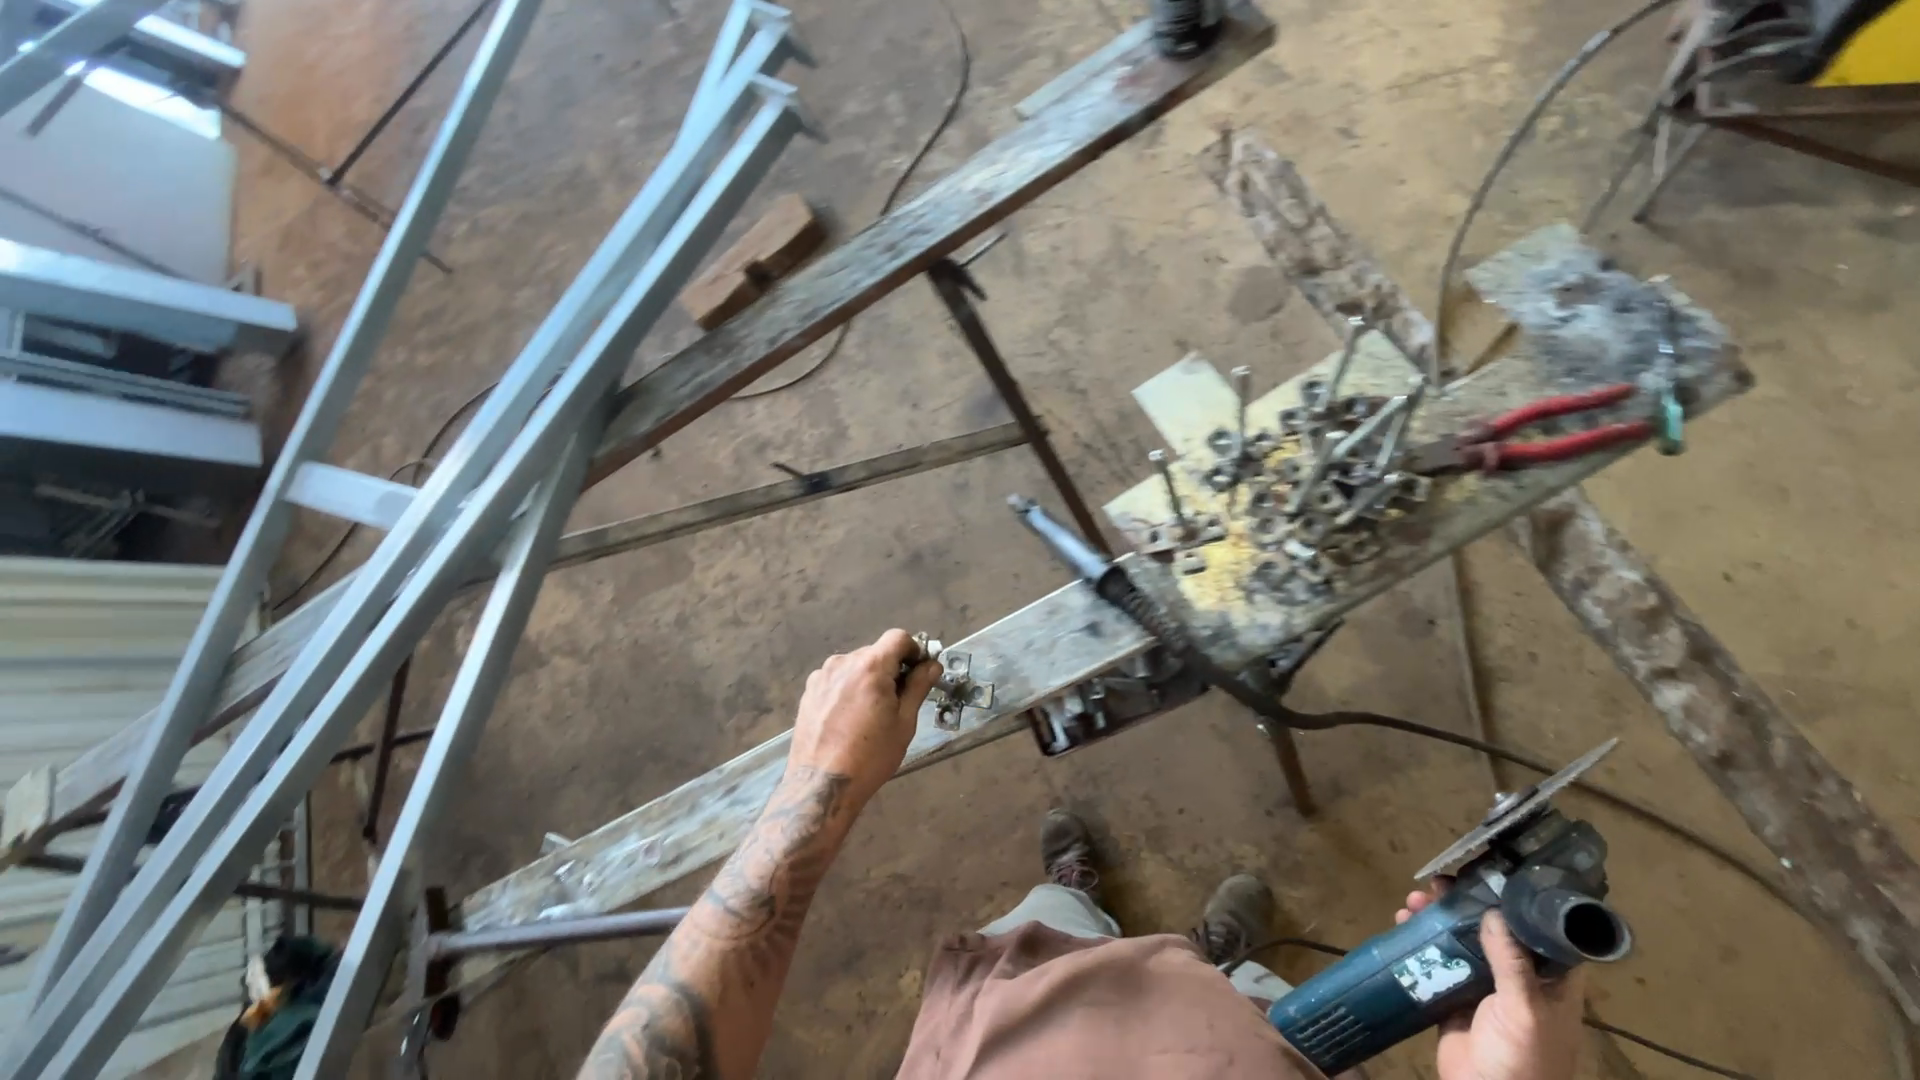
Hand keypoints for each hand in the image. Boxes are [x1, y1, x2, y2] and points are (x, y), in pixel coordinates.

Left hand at [786, 629, 941, 807]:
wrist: (822, 784)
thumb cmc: (871, 755)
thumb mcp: (904, 723)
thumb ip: (918, 687)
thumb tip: (932, 665)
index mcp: (871, 666)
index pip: (899, 637)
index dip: (914, 651)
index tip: (919, 672)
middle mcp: (843, 662)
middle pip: (876, 653)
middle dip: (891, 669)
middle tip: (898, 701)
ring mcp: (822, 676)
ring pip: (855, 666)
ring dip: (868, 679)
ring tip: (870, 714)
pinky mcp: (808, 691)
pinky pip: (837, 680)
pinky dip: (848, 689)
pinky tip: (849, 719)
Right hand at [1396, 885, 1584, 1079]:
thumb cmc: (1523, 1062)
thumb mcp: (1524, 1012)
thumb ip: (1512, 965)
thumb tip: (1494, 912)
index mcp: (1551, 980)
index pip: (1541, 929)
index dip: (1518, 899)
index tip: (1489, 872)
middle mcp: (1520, 977)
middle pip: (1493, 927)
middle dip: (1467, 902)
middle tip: (1441, 882)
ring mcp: (1484, 985)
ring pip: (1462, 938)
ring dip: (1438, 916)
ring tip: (1416, 898)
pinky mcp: (1453, 994)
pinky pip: (1437, 958)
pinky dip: (1420, 937)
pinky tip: (1404, 921)